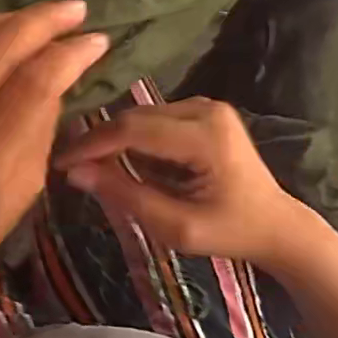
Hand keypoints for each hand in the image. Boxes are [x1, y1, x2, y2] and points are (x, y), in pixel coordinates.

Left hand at [0, 0, 108, 309]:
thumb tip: (56, 73)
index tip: (96, 40)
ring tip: (44, 13)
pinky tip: (1, 26)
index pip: (32, 87)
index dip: (68, 55)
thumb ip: (39, 129)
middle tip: (76, 8)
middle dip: (41, 21)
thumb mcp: (22, 193)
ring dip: (8, 19)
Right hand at [55, 97, 325, 272]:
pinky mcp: (203, 109)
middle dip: (100, 141)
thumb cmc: (231, 232)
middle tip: (70, 165)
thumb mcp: (176, 226)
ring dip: (116, 140)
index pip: (133, 130)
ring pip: (140, 116)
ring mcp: (206, 105)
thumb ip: (125, 195)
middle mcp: (205, 109)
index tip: (59, 162)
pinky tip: (127, 161)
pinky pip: (154, 118)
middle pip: (134, 118)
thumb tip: (74, 173)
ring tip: (94, 166)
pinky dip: (135, 138)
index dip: (92, 144)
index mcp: (206, 136)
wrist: (278, 226)